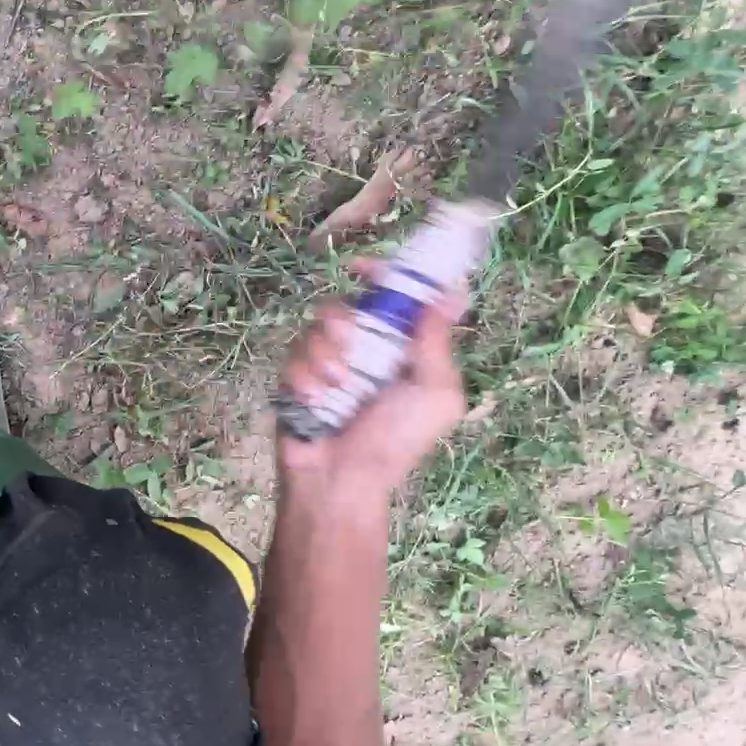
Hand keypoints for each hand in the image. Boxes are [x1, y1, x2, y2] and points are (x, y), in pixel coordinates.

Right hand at [276, 281, 466, 500]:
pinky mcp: (294, 375)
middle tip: (348, 342)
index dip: (381, 276)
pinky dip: (305, 376)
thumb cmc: (396, 440)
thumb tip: (452, 292)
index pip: (392, 300)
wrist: (340, 477)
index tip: (364, 267)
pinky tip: (315, 400)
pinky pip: (293, 356)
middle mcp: (362, 350)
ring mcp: (325, 362)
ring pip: (315, 329)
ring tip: (334, 388)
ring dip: (325, 357)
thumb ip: (436, 343)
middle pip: (344, 306)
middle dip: (342, 322)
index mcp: (401, 350)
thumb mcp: (435, 393)